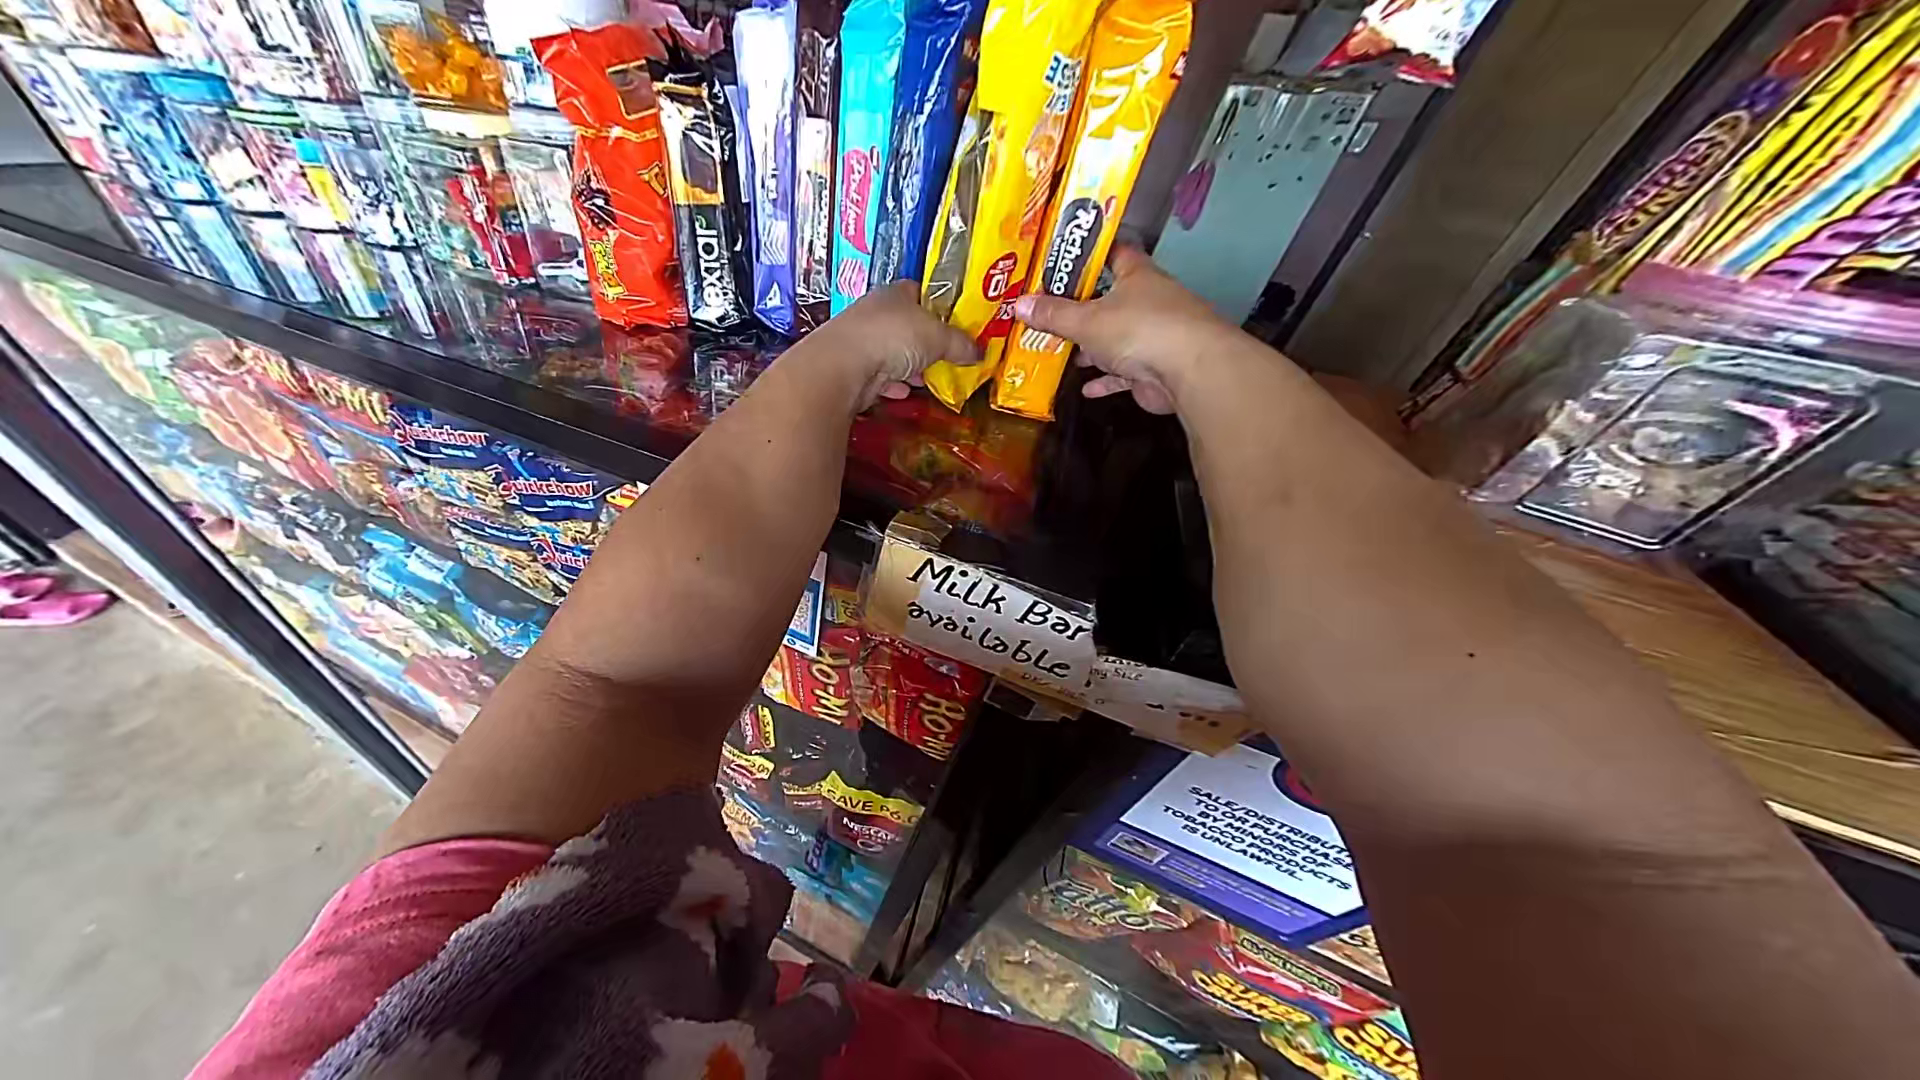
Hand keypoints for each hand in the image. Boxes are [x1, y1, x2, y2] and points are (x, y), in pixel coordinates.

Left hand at [813, 282, 977, 409]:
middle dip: (924, 342)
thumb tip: (980, 351)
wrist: (843, 366)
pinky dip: (890, 383)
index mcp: (895, 294)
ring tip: (926, 379)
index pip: (920, 292)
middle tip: (945, 356)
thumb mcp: (938, 338)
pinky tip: (902, 392)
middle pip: (906, 324)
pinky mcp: (851, 367)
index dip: (938, 306)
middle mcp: (875, 312)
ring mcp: (860, 340)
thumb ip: (960, 344)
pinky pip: (877, 375)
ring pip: (891, 351)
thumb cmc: (894, 337)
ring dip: (907, 365)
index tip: (954, 323)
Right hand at [1011, 245, 1241, 414]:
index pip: (1113, 252)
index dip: (1089, 253)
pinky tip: (1086, 388)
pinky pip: (1125, 372)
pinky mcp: (1155, 369)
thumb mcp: (1086, 320)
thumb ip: (1054, 315)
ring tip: (1062, 352)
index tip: (1063, 259)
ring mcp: (1154, 336)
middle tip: (1051, 313)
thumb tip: (1019, 304)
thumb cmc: (1139, 329)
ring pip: (1117, 338)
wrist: (1189, 370)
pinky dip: (1107, 379)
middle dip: (1083, 308)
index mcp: (1136, 275)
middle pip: (1111, 299)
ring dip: (1093, 348)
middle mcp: (1148, 301)